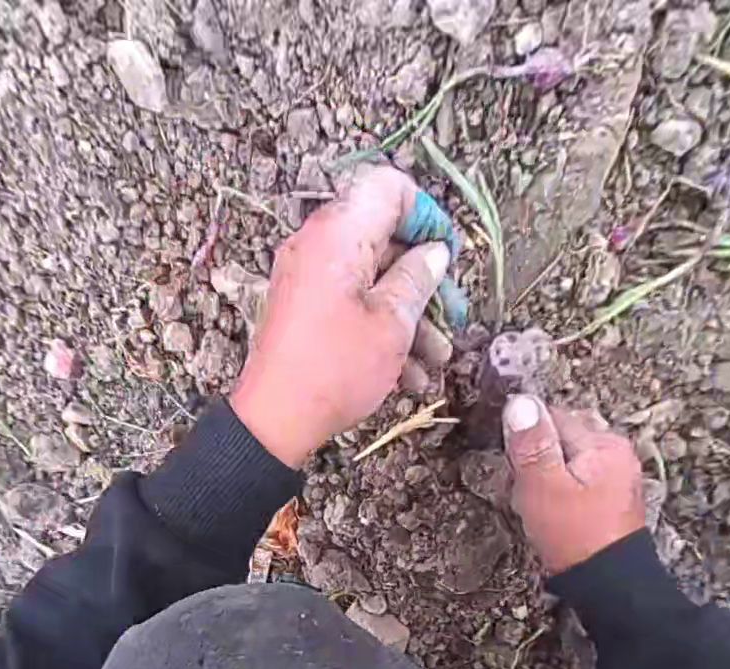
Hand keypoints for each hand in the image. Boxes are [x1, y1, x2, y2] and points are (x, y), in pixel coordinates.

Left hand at [229, 166, 452, 466]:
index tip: (445, 257)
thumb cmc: (336, 368)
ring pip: (373, 282)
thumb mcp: (391, 324)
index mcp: (339, 233)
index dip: (426, 217)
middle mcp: (320, 247)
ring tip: (436, 359)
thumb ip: (418, 279)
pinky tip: (409, 375)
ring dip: (410, 318)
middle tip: (452, 317)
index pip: (390, 190)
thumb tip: (434, 253)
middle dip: (425, 281)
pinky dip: (381, 331)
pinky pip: (352, 307)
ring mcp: (310, 280)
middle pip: (385, 241)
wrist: (277, 419)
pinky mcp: (306, 311)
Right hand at [502, 395, 645, 573]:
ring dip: (544, 480)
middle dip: (535, 462)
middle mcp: (615, 453)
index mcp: (603, 443)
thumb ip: (531, 444)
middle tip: (527, 493)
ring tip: (539, 508)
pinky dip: (558, 494)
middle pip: (559, 439)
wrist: (609, 586)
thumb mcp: (544, 486)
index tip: (514, 467)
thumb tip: (519, 402)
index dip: (525, 440)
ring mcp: (615, 477)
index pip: (552, 418)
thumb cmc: (575, 535)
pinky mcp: (609, 499)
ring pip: (564, 463)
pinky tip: (552, 515)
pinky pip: (574, 482)